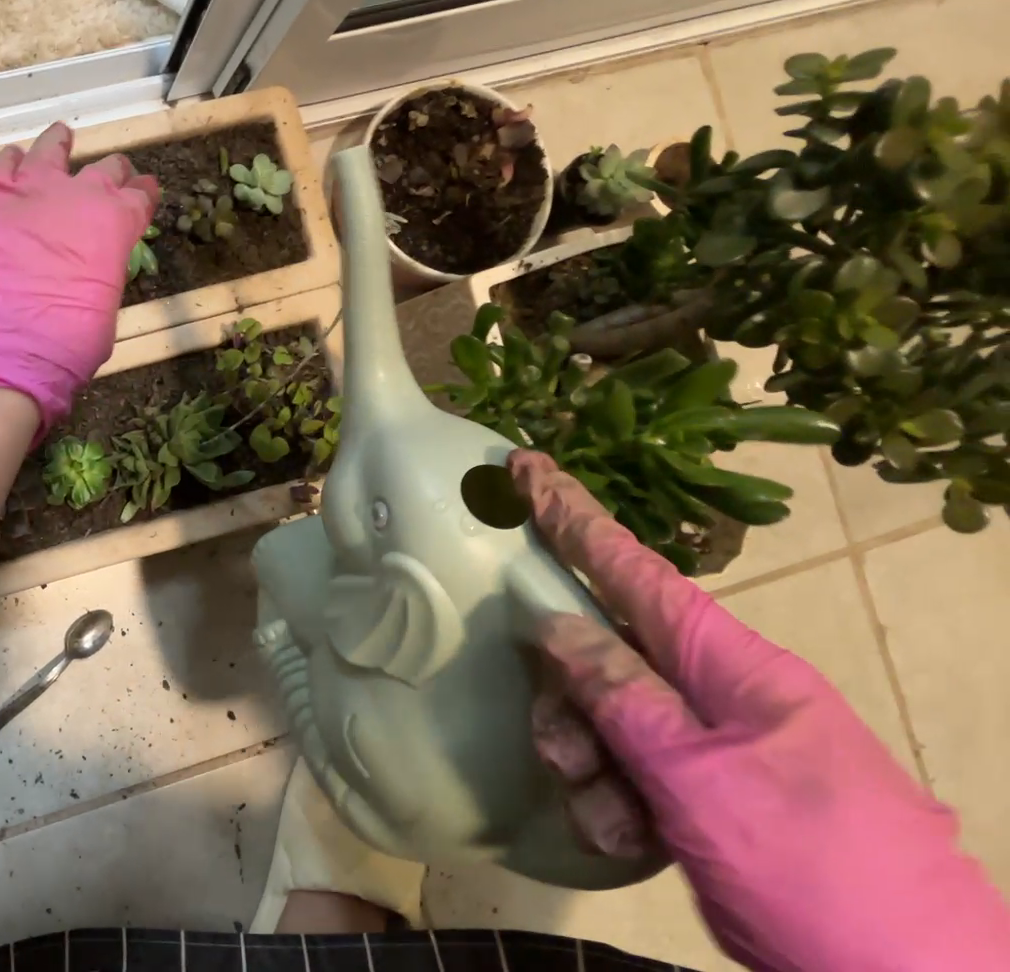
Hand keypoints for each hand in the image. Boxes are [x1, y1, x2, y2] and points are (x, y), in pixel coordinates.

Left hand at [0, 123, 159, 437]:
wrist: (8, 344)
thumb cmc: (69, 340)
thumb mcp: (103, 302)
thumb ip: (100, 268)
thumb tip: (88, 264)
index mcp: (117, 222)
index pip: (140, 196)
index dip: (142, 195)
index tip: (143, 193)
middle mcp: (80, 194)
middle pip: (105, 169)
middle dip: (112, 173)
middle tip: (111, 176)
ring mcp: (32, 190)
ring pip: (50, 150)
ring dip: (59, 146)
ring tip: (61, 139)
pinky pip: (3, 166)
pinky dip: (11, 163)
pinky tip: (14, 161)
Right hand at [512, 449, 1009, 971]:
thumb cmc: (814, 870)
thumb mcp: (699, 776)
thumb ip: (619, 692)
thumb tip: (553, 619)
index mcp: (734, 666)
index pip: (632, 569)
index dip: (572, 516)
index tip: (524, 466)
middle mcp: (719, 689)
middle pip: (603, 654)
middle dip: (568, 700)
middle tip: (561, 754)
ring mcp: (713, 740)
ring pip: (605, 715)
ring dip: (589, 764)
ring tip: (610, 820)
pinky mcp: (704, 788)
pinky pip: (628, 768)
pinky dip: (613, 803)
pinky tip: (627, 841)